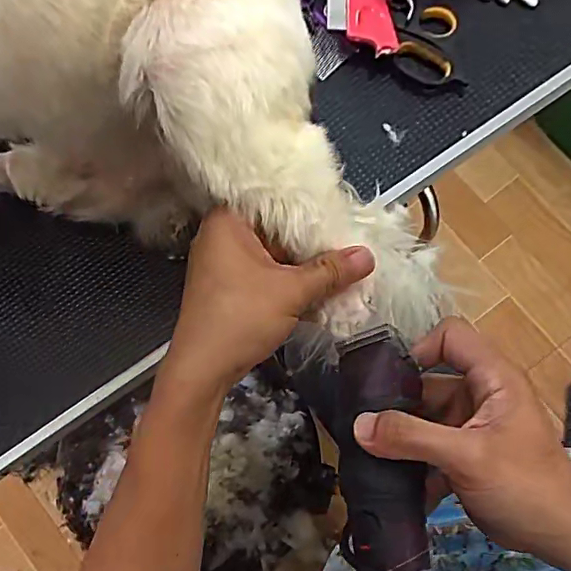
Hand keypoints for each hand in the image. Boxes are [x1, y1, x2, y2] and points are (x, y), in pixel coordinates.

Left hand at [162, 209, 373, 395]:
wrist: (204, 369)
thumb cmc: (240, 319)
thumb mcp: (292, 292)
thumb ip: (330, 272)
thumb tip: (366, 256)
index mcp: (229, 221)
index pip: (277, 201)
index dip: (313, 209)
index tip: (344, 217)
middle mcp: (223, 237)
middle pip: (279, 232)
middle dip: (314, 245)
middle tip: (350, 245)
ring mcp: (226, 265)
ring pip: (276, 258)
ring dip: (306, 270)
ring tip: (343, 270)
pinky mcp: (232, 290)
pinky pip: (268, 278)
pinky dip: (291, 286)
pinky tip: (322, 293)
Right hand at [352, 317, 570, 570]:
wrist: (562, 534)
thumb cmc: (525, 486)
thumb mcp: (466, 457)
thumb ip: (412, 438)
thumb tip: (360, 425)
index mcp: (493, 379)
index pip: (451, 337)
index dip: (418, 349)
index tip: (387, 383)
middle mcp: (482, 398)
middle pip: (429, 386)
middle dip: (397, 407)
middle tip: (361, 431)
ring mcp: (474, 431)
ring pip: (426, 424)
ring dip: (401, 442)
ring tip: (369, 460)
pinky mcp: (468, 461)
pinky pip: (431, 453)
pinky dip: (414, 468)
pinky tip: (395, 489)